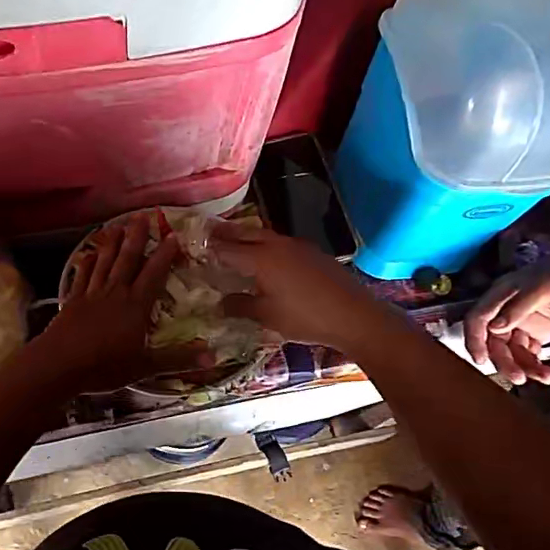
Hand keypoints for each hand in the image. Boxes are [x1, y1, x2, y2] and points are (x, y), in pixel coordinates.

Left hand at [28, 214, 205, 393]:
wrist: (59, 365)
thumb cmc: (104, 366)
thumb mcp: (145, 366)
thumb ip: (177, 359)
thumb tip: (212, 356)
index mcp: (135, 306)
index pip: (154, 274)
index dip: (164, 255)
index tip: (173, 236)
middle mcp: (115, 293)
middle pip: (127, 259)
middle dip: (137, 237)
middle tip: (142, 216)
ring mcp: (91, 294)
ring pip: (105, 262)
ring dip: (113, 243)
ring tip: (118, 226)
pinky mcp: (72, 301)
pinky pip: (82, 276)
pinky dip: (87, 263)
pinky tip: (88, 254)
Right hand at [209, 225, 392, 348]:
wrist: (355, 316)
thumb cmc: (306, 318)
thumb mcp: (267, 316)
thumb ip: (240, 306)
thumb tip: (220, 303)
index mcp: (261, 259)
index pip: (227, 249)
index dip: (209, 248)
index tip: (194, 246)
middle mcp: (277, 246)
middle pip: (245, 233)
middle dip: (225, 232)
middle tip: (208, 231)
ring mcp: (297, 247)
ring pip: (264, 235)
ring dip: (246, 235)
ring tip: (234, 240)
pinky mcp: (312, 254)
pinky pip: (280, 243)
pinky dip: (264, 244)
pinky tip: (265, 257)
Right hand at [464, 244, 549, 385]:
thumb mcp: (548, 288)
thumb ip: (519, 307)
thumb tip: (493, 328)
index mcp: (502, 295)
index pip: (477, 319)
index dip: (474, 340)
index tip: (481, 361)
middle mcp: (508, 310)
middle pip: (494, 341)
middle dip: (504, 361)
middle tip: (519, 378)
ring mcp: (525, 322)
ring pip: (512, 350)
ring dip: (523, 366)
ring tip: (545, 377)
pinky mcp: (541, 331)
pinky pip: (529, 353)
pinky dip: (535, 366)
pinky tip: (549, 374)